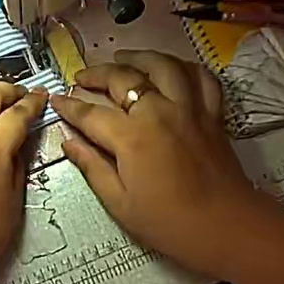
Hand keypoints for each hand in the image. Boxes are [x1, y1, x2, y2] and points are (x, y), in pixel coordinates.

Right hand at [53, 51, 278, 275]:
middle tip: (83, 76)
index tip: (56, 99)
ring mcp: (190, 108)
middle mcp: (160, 111)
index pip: (91, 113)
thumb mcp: (121, 204)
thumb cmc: (169, 223)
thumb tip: (69, 142)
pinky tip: (173, 69)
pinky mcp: (213, 113)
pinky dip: (186, 68)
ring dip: (140, 57)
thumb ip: (93, 167)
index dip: (70, 106)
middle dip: (97, 73)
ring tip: (124, 58)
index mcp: (132, 137)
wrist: (227, 227)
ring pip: (163, 66)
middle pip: (124, 78)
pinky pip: (202, 78)